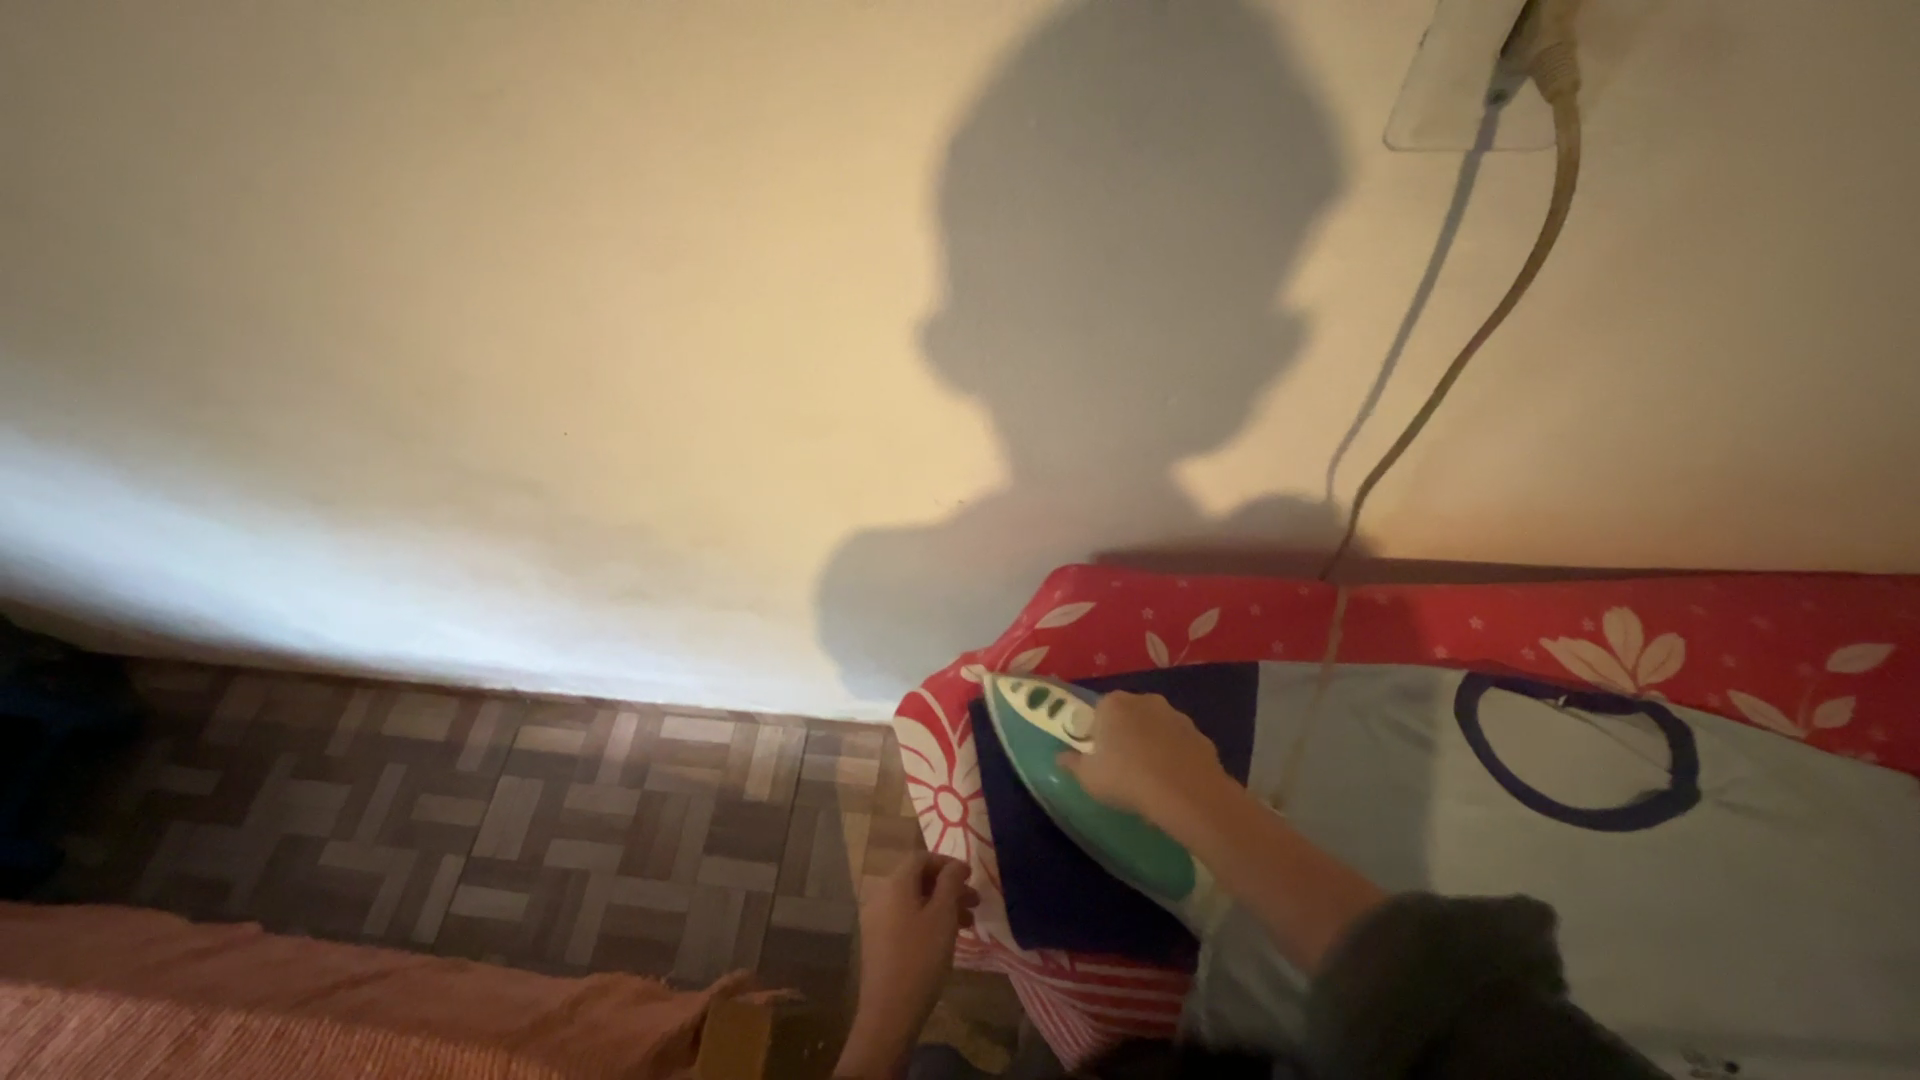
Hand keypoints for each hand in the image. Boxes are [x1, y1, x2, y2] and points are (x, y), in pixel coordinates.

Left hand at [834, 852, 978, 1078]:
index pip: (921, 858)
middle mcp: (880, 896)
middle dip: (948, 886)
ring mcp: (876, 920)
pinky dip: (927, 919)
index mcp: (894, 885)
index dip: (947, 863)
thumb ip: (951, 883)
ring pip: (913, 900)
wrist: (889, 1011)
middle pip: (917, 879)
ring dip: (941, 904)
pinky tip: (945, 938)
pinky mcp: (878, 941)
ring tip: (967, 923)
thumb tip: (956, 865)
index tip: (971, 877)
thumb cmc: (921, 957)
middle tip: (975, 901)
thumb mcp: (943, 916)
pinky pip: (905, 918)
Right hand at [1057, 691, 1230, 825]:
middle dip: (1124, 734)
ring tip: (1149, 776)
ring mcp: (1175, 715)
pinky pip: (1178, 742)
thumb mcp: (1089, 778)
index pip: (1097, 712)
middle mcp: (1145, 700)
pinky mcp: (1198, 733)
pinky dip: (1174, 755)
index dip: (1096, 734)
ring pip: (1155, 727)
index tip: (1097, 757)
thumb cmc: (1127, 779)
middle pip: (1127, 715)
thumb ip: (1073, 764)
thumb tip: (1061, 757)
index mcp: (1113, 704)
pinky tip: (1172, 780)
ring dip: (1151, 743)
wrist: (1185, 793)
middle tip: (1121, 765)